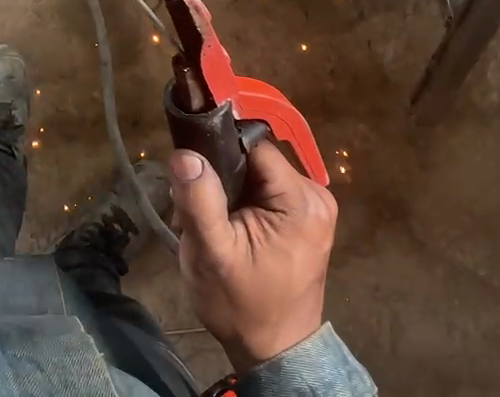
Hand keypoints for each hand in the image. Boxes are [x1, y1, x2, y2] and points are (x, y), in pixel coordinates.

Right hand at [169, 140, 338, 372]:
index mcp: (302, 200)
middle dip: (219, 176)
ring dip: (225, 190)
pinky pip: (261, 189)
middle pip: (252, 158)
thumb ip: (199, 200)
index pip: (251, 147)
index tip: (192, 180)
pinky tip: (224, 226)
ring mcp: (311, 207)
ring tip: (207, 222)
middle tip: (193, 210)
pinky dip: (238, 201)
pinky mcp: (302, 218)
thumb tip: (185, 154)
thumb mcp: (212, 253)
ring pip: (253, 172)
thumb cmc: (242, 305)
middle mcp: (315, 195)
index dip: (217, 155)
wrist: (273, 352)